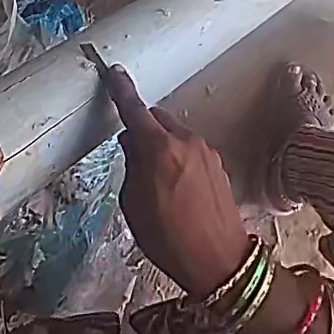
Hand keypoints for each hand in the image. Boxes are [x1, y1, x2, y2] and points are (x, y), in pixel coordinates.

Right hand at [105, 66, 250, 297]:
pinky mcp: (217, 163)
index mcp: (159, 149)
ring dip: (161, 145)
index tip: (114, 73)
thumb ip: (132, 166)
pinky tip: (175, 186)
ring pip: (174, 134)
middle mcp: (185, 141)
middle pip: (157, 119)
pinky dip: (177, 157)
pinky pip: (189, 149)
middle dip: (143, 128)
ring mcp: (205, 151)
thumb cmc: (169, 239)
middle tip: (132, 153)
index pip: (134, 109)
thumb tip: (133, 144)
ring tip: (155, 181)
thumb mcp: (134, 204)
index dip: (121, 90)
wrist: (219, 260)